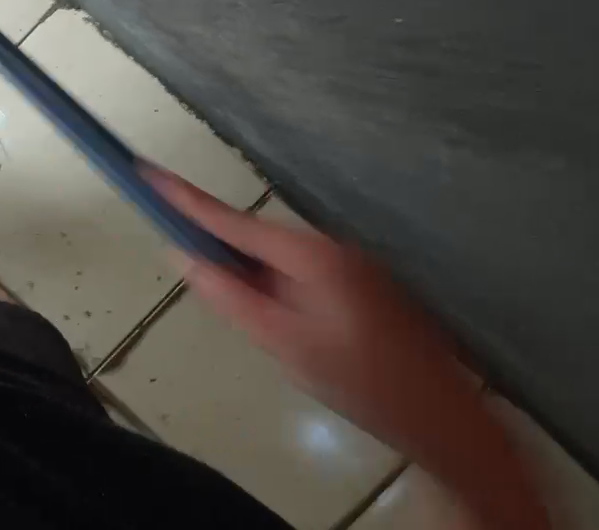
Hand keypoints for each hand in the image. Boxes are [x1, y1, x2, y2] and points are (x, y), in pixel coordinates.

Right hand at [150, 168, 548, 529]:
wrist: (453, 428)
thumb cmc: (360, 383)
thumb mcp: (278, 341)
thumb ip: (226, 293)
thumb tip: (183, 254)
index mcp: (307, 254)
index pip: (227, 218)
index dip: (181, 195)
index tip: (144, 169)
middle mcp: (331, 246)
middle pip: (255, 239)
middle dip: (231, 262)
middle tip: (231, 303)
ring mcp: (355, 263)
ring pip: (280, 260)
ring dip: (262, 284)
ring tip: (280, 336)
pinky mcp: (369, 283)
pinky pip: (305, 273)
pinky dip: (287, 292)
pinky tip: (304, 335)